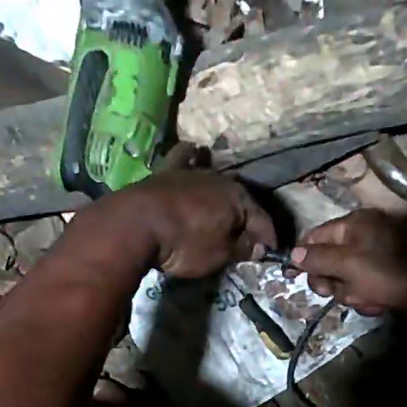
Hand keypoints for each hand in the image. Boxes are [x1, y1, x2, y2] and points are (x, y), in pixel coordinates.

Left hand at [103, 170, 276, 277]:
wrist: (136, 225)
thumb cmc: (185, 243)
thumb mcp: (219, 254)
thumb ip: (242, 248)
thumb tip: (258, 246)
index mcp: (239, 198)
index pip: (262, 220)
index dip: (268, 239)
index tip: (270, 253)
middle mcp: (220, 179)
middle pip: (240, 200)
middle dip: (247, 218)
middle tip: (248, 238)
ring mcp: (193, 172)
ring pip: (216, 179)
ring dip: (223, 194)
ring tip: (226, 207)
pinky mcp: (167, 172)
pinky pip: (184, 158)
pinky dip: (191, 156)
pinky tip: (193, 151)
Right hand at [290, 210, 406, 315]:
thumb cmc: (390, 274)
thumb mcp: (348, 265)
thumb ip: (318, 259)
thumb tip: (292, 254)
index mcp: (354, 224)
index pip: (315, 236)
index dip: (303, 257)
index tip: (293, 276)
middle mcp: (364, 235)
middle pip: (330, 260)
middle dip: (332, 281)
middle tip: (336, 292)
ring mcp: (377, 256)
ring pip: (347, 279)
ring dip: (352, 293)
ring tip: (369, 298)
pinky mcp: (388, 276)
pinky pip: (365, 287)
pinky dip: (369, 298)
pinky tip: (380, 303)